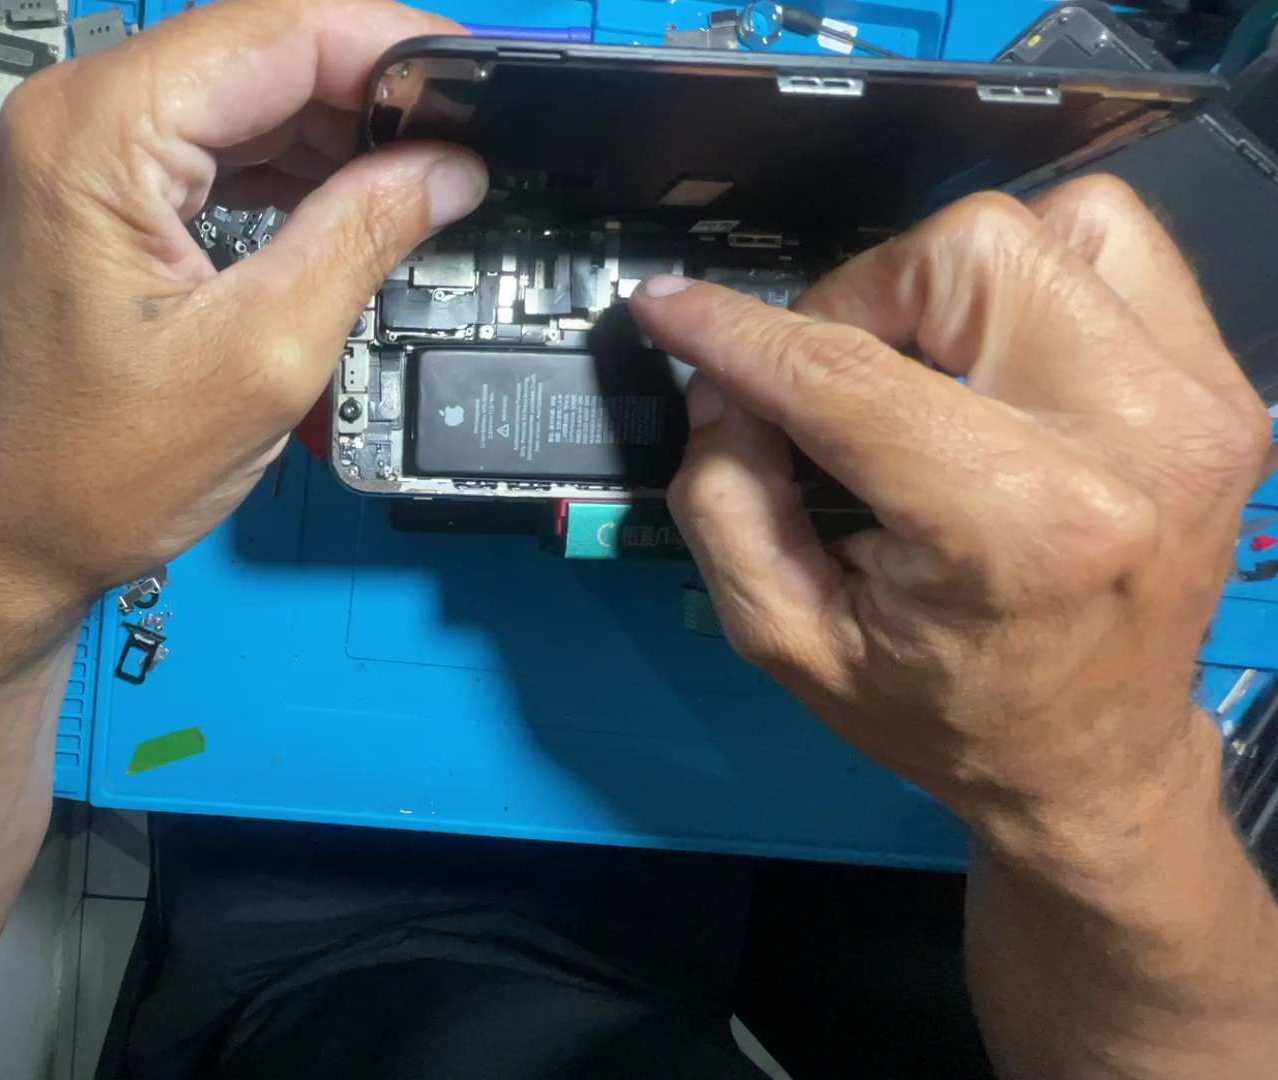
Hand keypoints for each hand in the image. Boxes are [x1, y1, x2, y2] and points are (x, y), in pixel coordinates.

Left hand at [0, 0, 486, 674]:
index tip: (471, 81)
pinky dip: (272, 175)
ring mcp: (69, 167)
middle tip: (451, 143)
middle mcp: (68, 126)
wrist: (24, 543)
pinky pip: (197, 160)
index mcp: (97, 139)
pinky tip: (331, 204)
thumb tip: (445, 169)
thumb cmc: (111, 475)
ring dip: (322, 137)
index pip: (275, 32)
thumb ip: (360, 239)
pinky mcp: (83, 212)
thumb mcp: (264, 358)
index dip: (389, 46)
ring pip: (227, 107)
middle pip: (249, 58)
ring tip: (407, 180)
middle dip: (361, 94)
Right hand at [633, 178, 1269, 853]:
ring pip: (1038, 227)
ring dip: (921, 286)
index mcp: (1012, 524)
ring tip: (885, 369)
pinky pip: (1105, 245)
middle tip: (802, 385)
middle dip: (840, 306)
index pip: (840, 376)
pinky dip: (1006, 276)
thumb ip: (722, 503)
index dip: (730, 331)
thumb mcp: (776, 631)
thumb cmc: (922, 708)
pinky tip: (964, 351)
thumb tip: (719, 387)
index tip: (662, 306)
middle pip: (958, 257)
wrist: (1085, 754)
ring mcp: (1202, 395)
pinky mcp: (1219, 379)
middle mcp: (1134, 434)